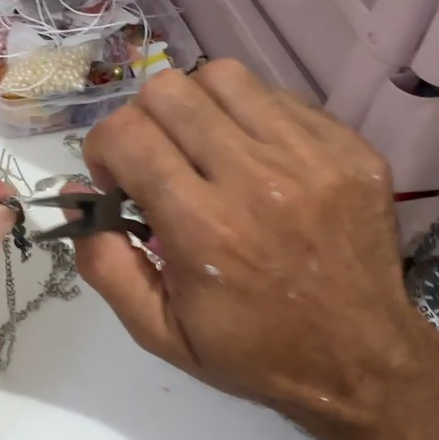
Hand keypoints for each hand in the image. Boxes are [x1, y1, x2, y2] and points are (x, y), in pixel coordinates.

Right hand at [75, 61, 438, 430]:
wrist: (364, 362)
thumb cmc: (252, 351)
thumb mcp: (157, 331)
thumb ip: (103, 262)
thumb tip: (74, 197)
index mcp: (204, 227)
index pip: (126, 134)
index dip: (102, 149)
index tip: (117, 181)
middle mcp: (257, 179)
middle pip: (168, 91)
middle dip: (142, 122)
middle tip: (157, 161)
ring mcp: (311, 156)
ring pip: (222, 77)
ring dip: (195, 108)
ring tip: (204, 149)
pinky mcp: (348, 147)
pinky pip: (277, 96)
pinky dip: (248, 117)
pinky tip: (254, 158)